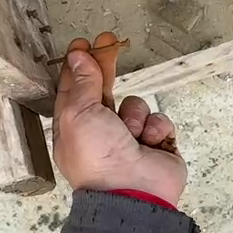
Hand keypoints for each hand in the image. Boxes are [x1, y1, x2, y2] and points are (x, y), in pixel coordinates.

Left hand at [51, 48, 186, 205]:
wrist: (135, 193)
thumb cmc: (99, 156)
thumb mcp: (80, 114)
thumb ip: (82, 83)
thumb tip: (77, 57)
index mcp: (75, 128)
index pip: (74, 90)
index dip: (79, 66)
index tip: (82, 44)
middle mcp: (101, 132)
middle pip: (105, 90)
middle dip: (107, 66)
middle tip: (110, 39)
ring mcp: (130, 139)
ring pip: (136, 105)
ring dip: (135, 115)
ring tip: (132, 135)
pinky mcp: (156, 144)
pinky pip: (157, 120)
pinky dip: (154, 129)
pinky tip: (150, 144)